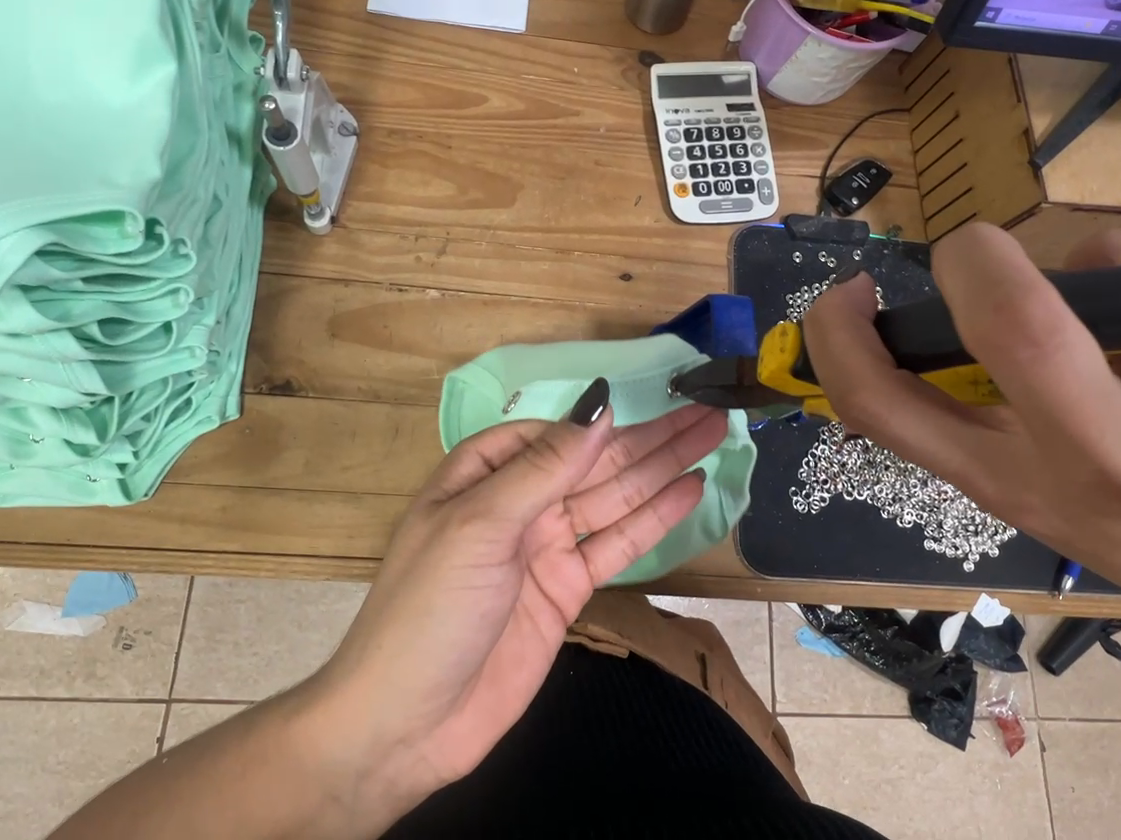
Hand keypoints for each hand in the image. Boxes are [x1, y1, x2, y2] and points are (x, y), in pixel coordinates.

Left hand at [305, 382, 721, 826]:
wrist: (407, 724)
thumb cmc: (429, 609)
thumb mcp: (479, 525)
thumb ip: (543, 467)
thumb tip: (597, 406)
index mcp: (483, 475)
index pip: (553, 432)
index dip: (602, 417)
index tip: (657, 397)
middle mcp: (517, 505)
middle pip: (592, 462)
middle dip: (649, 437)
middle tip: (708, 411)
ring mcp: (545, 549)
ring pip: (613, 498)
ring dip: (662, 469)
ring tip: (713, 436)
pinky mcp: (567, 590)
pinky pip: (617, 545)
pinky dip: (654, 519)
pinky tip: (689, 490)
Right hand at [802, 226, 1120, 706]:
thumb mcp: (1051, 501)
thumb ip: (990, 418)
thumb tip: (956, 305)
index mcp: (1022, 487)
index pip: (887, 407)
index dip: (840, 336)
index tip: (850, 294)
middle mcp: (1110, 465)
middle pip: (1014, 323)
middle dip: (977, 258)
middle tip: (979, 253)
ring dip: (1108, 265)